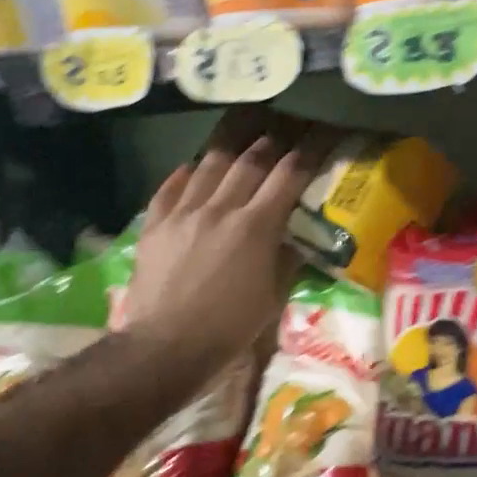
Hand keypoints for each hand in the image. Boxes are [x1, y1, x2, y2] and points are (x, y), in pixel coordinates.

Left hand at [121, 109, 332, 378]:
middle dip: (271, 142)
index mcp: (256, 228)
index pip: (288, 176)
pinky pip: (170, 188)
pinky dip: (185, 174)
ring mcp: (184, 214)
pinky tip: (192, 167)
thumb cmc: (229, 328)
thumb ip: (285, 260)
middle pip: (249, 162)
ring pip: (209, 166)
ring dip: (230, 148)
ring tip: (241, 135)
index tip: (321, 133)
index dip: (308, 152)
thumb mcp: (272, 297)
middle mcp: (221, 210)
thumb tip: (289, 241)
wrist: (165, 347)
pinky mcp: (155, 225)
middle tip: (283, 128)